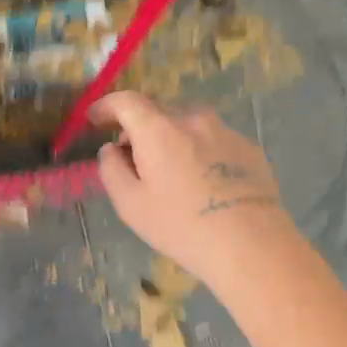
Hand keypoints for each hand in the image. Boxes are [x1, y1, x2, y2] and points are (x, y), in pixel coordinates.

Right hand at [89, 91, 293, 273]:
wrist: (252, 245)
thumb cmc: (181, 225)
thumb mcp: (130, 204)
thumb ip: (111, 168)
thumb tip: (111, 149)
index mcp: (158, 129)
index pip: (125, 101)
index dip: (105, 106)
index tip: (94, 119)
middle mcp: (192, 118)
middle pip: (157, 109)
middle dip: (138, 125)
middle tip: (130, 154)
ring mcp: (225, 130)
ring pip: (187, 122)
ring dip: (170, 135)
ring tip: (168, 168)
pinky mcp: (249, 147)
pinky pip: (212, 138)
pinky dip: (197, 148)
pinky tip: (202, 180)